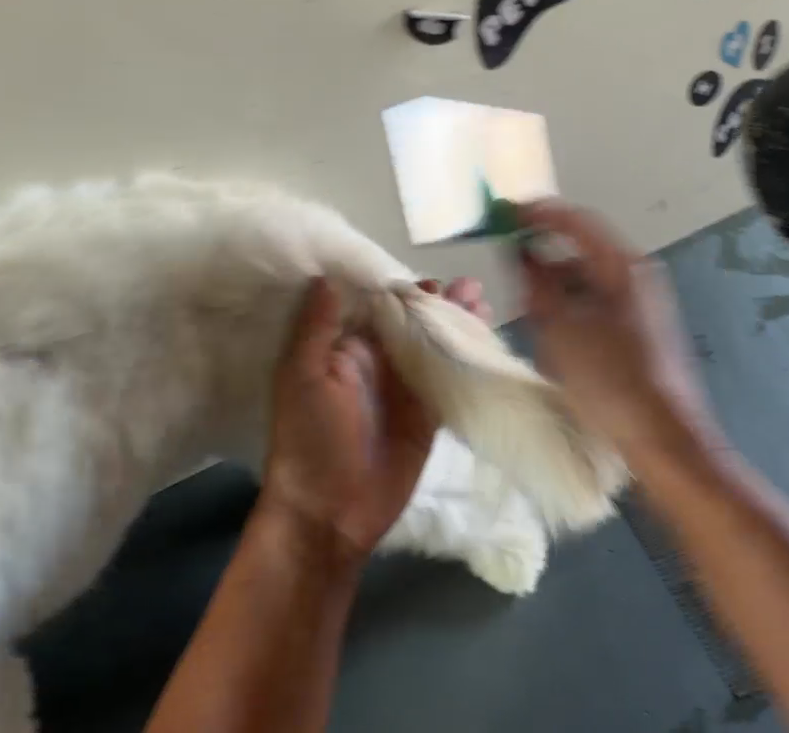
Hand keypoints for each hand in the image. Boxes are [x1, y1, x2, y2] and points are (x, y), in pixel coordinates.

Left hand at [257, 276, 485, 561]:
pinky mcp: (428, 415)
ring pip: (434, 344)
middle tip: (469, 286)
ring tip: (482, 303)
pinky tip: (486, 340)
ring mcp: (404, 388)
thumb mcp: (302, 378)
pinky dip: (467, 358)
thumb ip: (316, 327)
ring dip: (456, 323)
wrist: (330, 514)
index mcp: (342, 349)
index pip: (374, 306)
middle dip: (437, 303)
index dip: (400, 288)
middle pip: (410, 322)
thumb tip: (326, 276)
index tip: (430, 275)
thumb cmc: (309, 441)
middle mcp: (375, 363)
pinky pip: (450, 377)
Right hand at [517, 201, 720, 462]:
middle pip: (581, 253)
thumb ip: (537, 283)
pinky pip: (596, 308)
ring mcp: (642, 304)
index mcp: (623, 266)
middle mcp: (637, 276)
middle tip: (512, 280)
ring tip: (531, 320)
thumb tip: (521, 251)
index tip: (504, 216)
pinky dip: (572, 315)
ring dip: (556, 294)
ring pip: (587, 284)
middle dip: (544, 264)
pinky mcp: (641, 331)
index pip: (576, 221)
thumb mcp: (561, 330)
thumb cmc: (612, 380)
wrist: (665, 439)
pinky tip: (556, 345)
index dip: (538, 214)